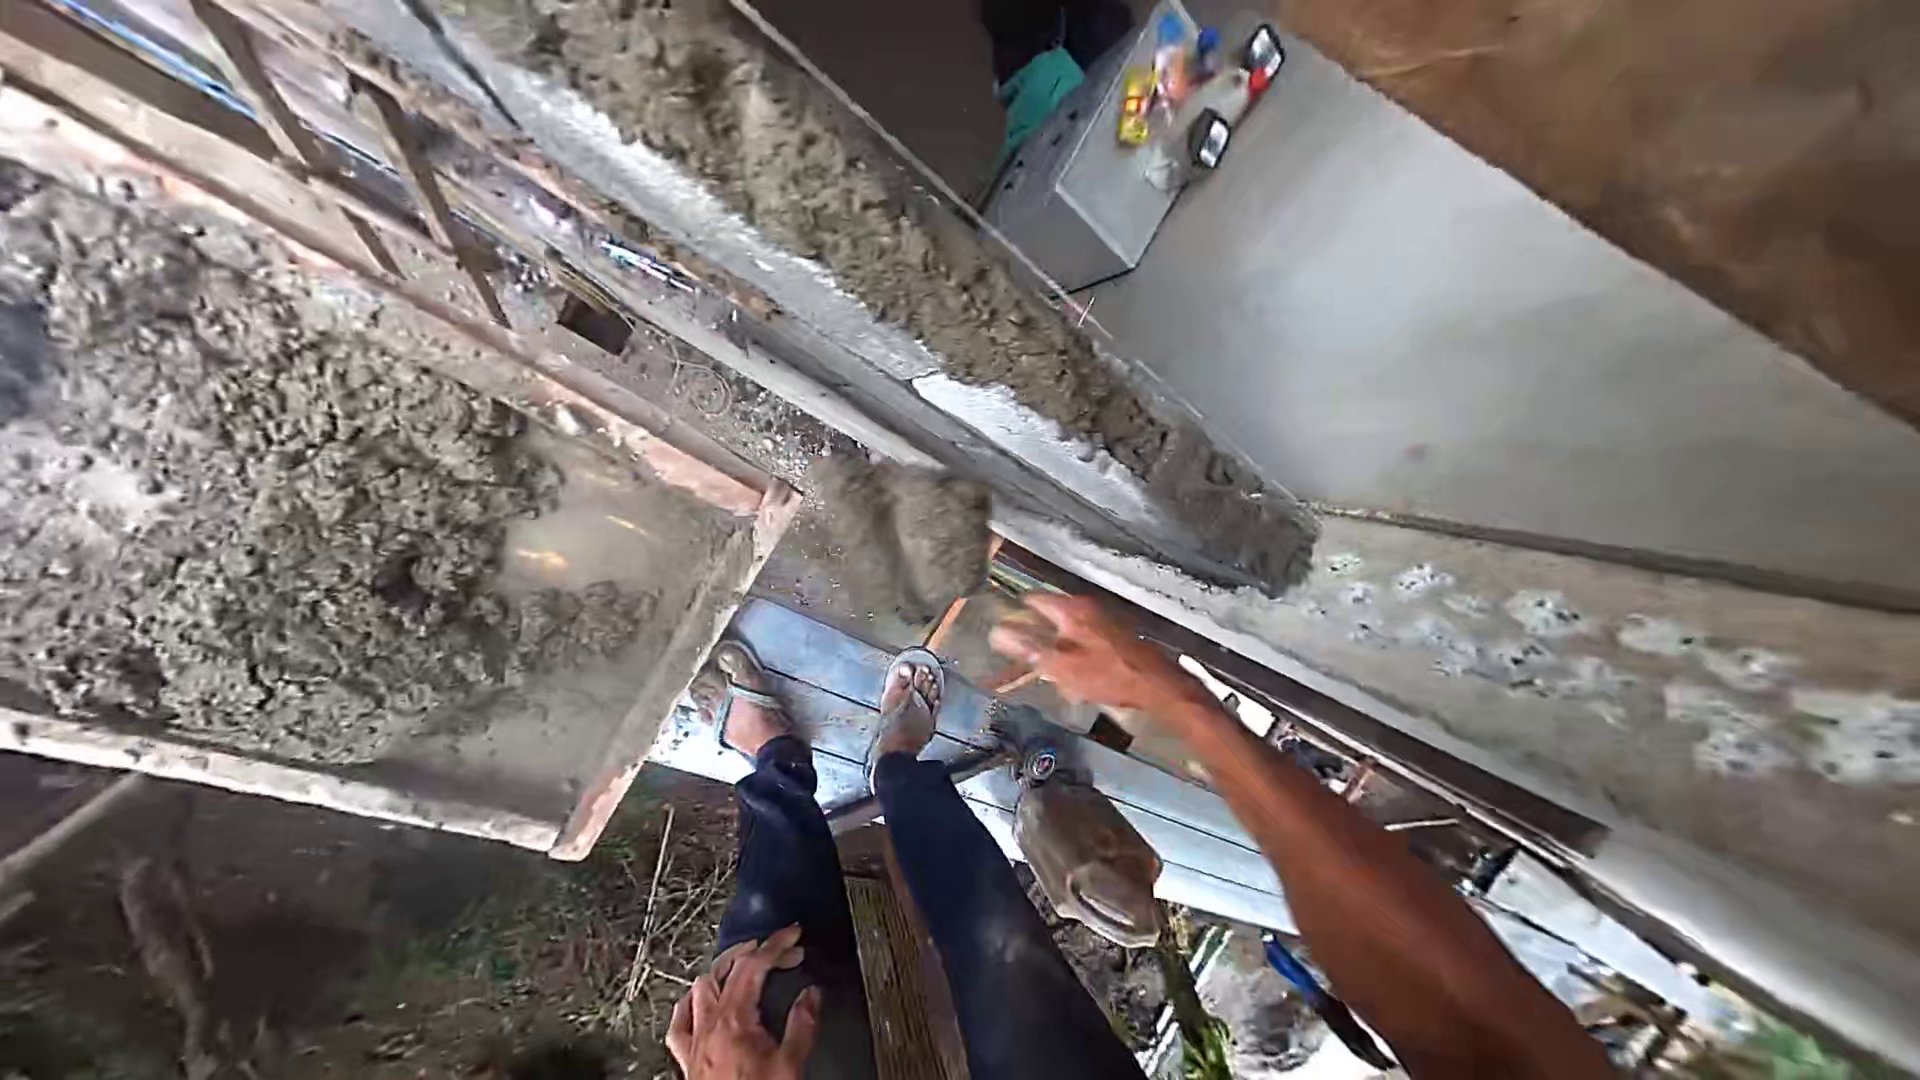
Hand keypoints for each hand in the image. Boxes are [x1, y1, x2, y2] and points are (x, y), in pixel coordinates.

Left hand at [667, 924, 819, 1079]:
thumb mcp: (790, 1066)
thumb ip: (802, 1024)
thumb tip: (811, 994)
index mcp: (734, 1021)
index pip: (753, 965)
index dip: (776, 944)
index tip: (795, 934)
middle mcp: (709, 1026)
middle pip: (729, 969)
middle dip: (758, 951)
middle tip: (783, 952)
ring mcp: (694, 1043)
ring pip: (701, 989)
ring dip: (726, 970)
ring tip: (747, 965)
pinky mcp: (687, 1063)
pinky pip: (679, 1025)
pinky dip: (691, 1004)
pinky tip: (701, 1000)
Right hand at [989, 593, 1209, 714]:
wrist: (1155, 686)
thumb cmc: (1106, 674)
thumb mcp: (1059, 665)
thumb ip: (1027, 648)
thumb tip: (997, 632)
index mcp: (1070, 609)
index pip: (1033, 600)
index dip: (1016, 613)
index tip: (1005, 630)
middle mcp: (1087, 607)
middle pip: (1050, 616)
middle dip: (1038, 637)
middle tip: (1030, 661)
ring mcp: (1102, 619)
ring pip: (1067, 631)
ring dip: (1057, 650)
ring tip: (1055, 675)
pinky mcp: (1114, 635)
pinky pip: (1084, 641)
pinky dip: (1075, 654)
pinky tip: (1078, 678)